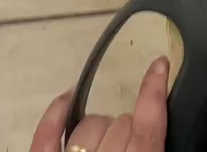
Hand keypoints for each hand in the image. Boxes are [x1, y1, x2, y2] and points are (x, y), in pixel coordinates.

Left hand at [30, 57, 168, 151]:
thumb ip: (154, 146)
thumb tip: (158, 126)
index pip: (146, 128)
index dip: (154, 92)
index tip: (160, 63)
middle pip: (120, 123)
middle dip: (130, 125)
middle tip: (137, 140)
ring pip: (89, 124)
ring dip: (102, 126)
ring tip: (110, 142)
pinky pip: (47, 135)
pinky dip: (56, 114)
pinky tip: (68, 97)